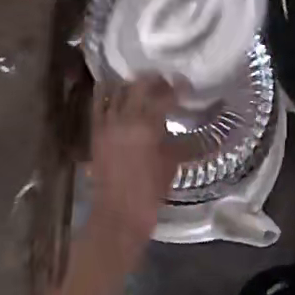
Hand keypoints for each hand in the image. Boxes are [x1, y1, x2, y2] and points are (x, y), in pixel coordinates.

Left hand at [86, 76, 182, 244]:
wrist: (119, 213)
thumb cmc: (151, 190)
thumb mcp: (172, 163)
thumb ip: (183, 141)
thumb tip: (199, 131)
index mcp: (147, 125)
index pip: (165, 95)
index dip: (178, 87)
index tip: (187, 85)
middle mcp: (125, 118)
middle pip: (139, 85)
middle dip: (155, 81)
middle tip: (166, 83)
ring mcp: (107, 124)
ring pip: (117, 90)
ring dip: (131, 85)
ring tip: (143, 88)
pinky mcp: (95, 132)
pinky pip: (99, 105)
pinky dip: (108, 95)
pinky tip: (119, 96)